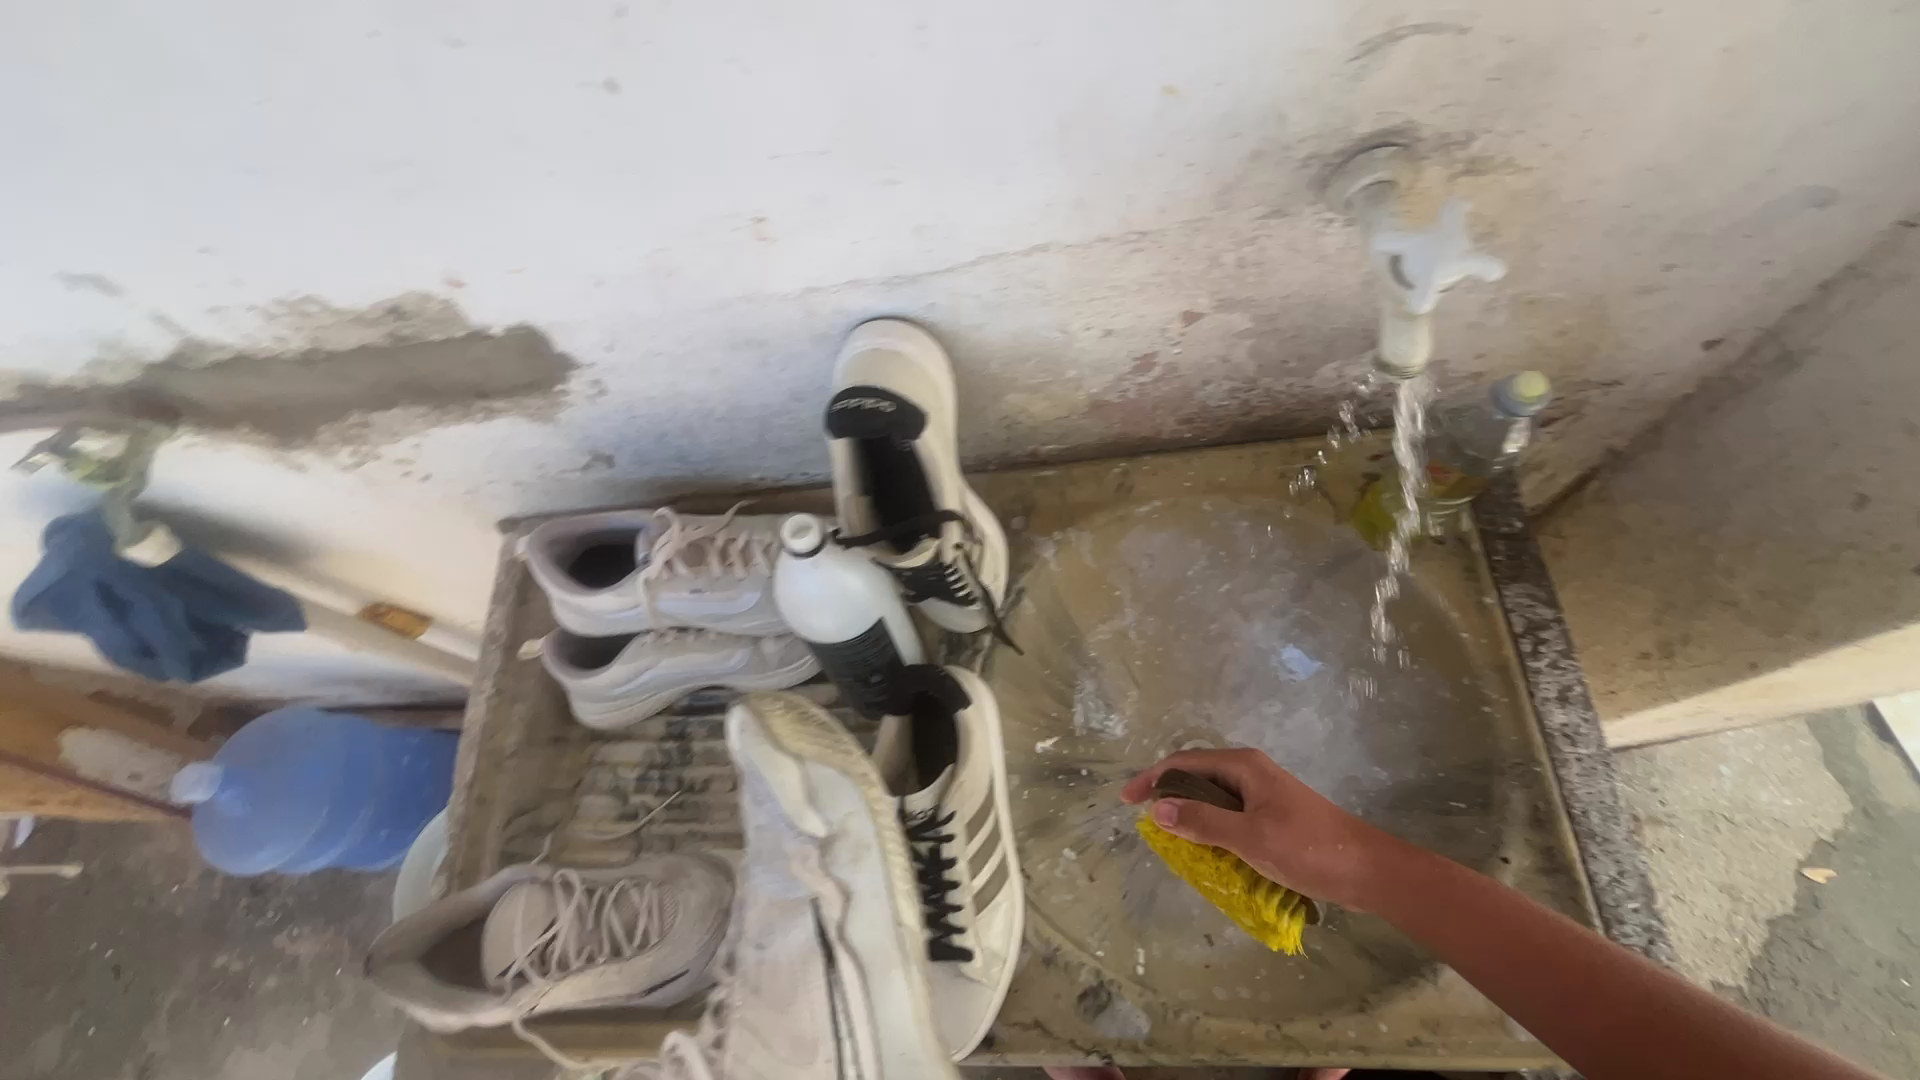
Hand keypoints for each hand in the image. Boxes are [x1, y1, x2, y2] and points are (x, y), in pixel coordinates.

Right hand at [1121, 747, 1407, 911]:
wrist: (1368, 871)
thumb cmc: (1308, 848)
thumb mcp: (1249, 838)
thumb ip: (1202, 822)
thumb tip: (1157, 810)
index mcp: (1242, 766)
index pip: (1184, 762)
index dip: (1152, 779)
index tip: (1127, 801)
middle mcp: (1249, 771)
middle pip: (1196, 775)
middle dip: (1168, 794)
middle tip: (1146, 820)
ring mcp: (1262, 792)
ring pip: (1212, 795)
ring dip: (1188, 812)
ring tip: (1169, 835)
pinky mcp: (1272, 813)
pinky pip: (1228, 812)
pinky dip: (1209, 825)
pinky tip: (1204, 847)